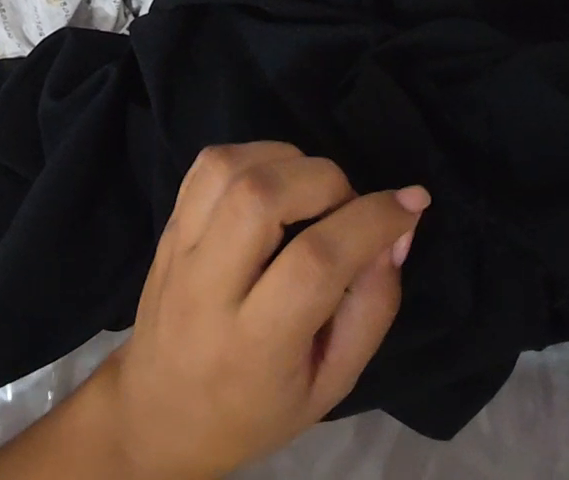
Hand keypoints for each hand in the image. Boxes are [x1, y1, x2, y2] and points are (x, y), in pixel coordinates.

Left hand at [0, 142, 428, 479]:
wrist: (157, 414)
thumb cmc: (254, 409)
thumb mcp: (330, 384)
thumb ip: (371, 308)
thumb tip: (398, 232)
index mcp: (255, 344)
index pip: (316, 262)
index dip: (373, 220)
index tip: (412, 203)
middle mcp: (209, 288)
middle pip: (263, 197)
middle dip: (327, 182)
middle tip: (349, 207)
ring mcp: (179, 249)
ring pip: (230, 169)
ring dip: (289, 159)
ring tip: (314, 190)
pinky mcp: (167, 226)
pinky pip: (207, 164)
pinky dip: (253, 154)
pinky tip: (276, 178)